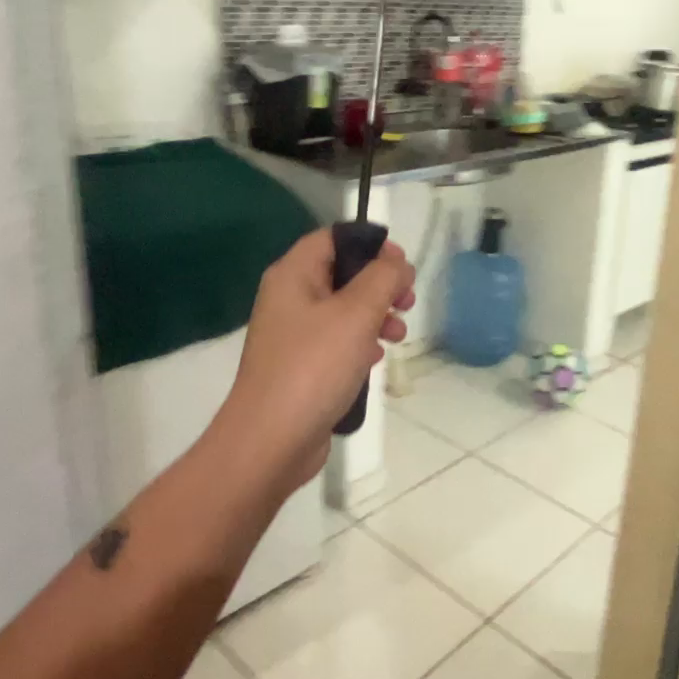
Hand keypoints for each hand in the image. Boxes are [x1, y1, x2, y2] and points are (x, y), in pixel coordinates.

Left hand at [213, 229, 415, 493]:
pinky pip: (337, 341)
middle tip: (407, 301)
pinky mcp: (301, 366)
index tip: (403, 266)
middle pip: (342, 273)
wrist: (271, 440)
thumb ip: (382, 279)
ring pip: (343, 309)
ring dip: (376, 315)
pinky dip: (360, 343)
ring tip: (399, 335)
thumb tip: (397, 264)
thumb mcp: (356, 314)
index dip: (371, 244)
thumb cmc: (313, 368)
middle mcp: (289, 298)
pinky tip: (377, 358)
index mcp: (293, 275)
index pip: (333, 238)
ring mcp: (293, 334)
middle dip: (380, 283)